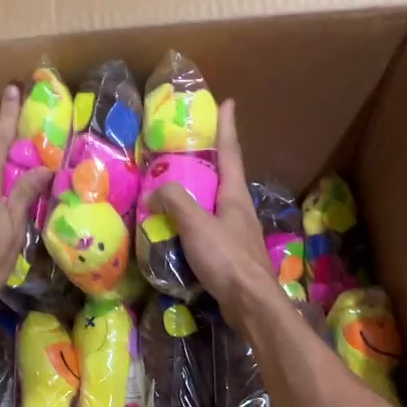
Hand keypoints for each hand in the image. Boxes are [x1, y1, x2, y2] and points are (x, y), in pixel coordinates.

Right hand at [148, 100, 273, 309]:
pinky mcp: (234, 258)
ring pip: (217, 208)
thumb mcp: (197, 225)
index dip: (227, 127)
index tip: (227, 103)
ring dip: (200, 198)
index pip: (230, 153)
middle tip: (190, 152)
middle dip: (210, 164)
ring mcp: (239, 235)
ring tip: (178, 193)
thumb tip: (155, 192)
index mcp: (235, 196)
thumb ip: (175, 202)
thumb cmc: (228, 259)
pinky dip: (196, 227)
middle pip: (224, 179)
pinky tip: (182, 234)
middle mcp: (240, 211)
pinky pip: (211, 233)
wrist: (251, 303)